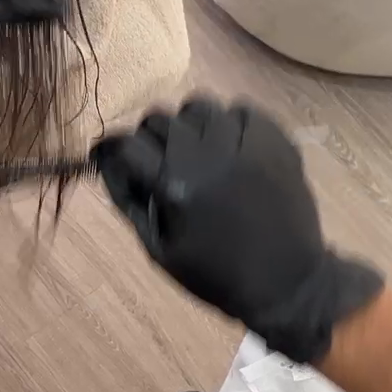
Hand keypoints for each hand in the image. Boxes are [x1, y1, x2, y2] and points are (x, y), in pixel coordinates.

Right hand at [91, 96, 383, 362]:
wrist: (285, 284)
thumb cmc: (213, 274)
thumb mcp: (158, 249)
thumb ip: (130, 204)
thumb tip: (109, 168)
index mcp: (175, 188)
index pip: (127, 146)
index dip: (109, 148)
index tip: (106, 155)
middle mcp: (208, 159)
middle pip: (161, 119)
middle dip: (146, 135)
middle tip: (151, 155)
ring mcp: (246, 148)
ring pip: (201, 106)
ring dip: (186, 123)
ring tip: (190, 144)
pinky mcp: (277, 146)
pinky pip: (245, 111)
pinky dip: (228, 121)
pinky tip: (226, 142)